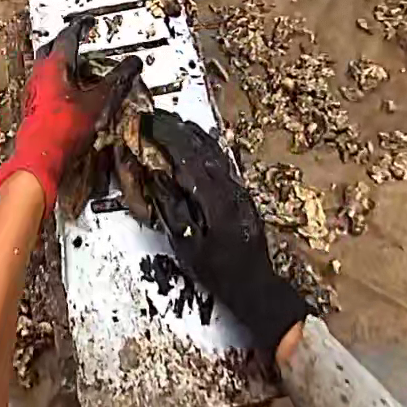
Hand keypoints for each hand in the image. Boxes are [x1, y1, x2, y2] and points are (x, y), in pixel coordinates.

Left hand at [0, 21, 139, 210]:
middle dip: (66, 40)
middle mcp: (39, 74)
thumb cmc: (63, 130)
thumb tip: (132, 65)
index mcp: (54, 66)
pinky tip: (67, 89)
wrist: (39, 158)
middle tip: (79, 36)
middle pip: (51, 47)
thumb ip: (116, 82)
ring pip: (45, 65)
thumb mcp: (98, 103)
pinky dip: (57, 77)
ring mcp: (33, 89)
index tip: (88, 22)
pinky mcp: (33, 105)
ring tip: (76, 61)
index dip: (80, 27)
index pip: (67, 37)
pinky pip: (44, 81)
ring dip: (60, 59)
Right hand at [145, 112, 311, 364]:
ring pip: (215, 154)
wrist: (257, 289)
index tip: (149, 125)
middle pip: (202, 151)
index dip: (167, 139)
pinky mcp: (242, 195)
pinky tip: (202, 141)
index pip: (187, 160)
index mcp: (215, 201)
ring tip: (177, 121)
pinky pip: (223, 163)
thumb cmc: (218, 272)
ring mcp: (239, 191)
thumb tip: (156, 177)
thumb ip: (172, 209)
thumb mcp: (187, 246)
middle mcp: (230, 190)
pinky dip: (208, 148)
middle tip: (158, 117)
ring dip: (194, 136)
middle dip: (179, 132)